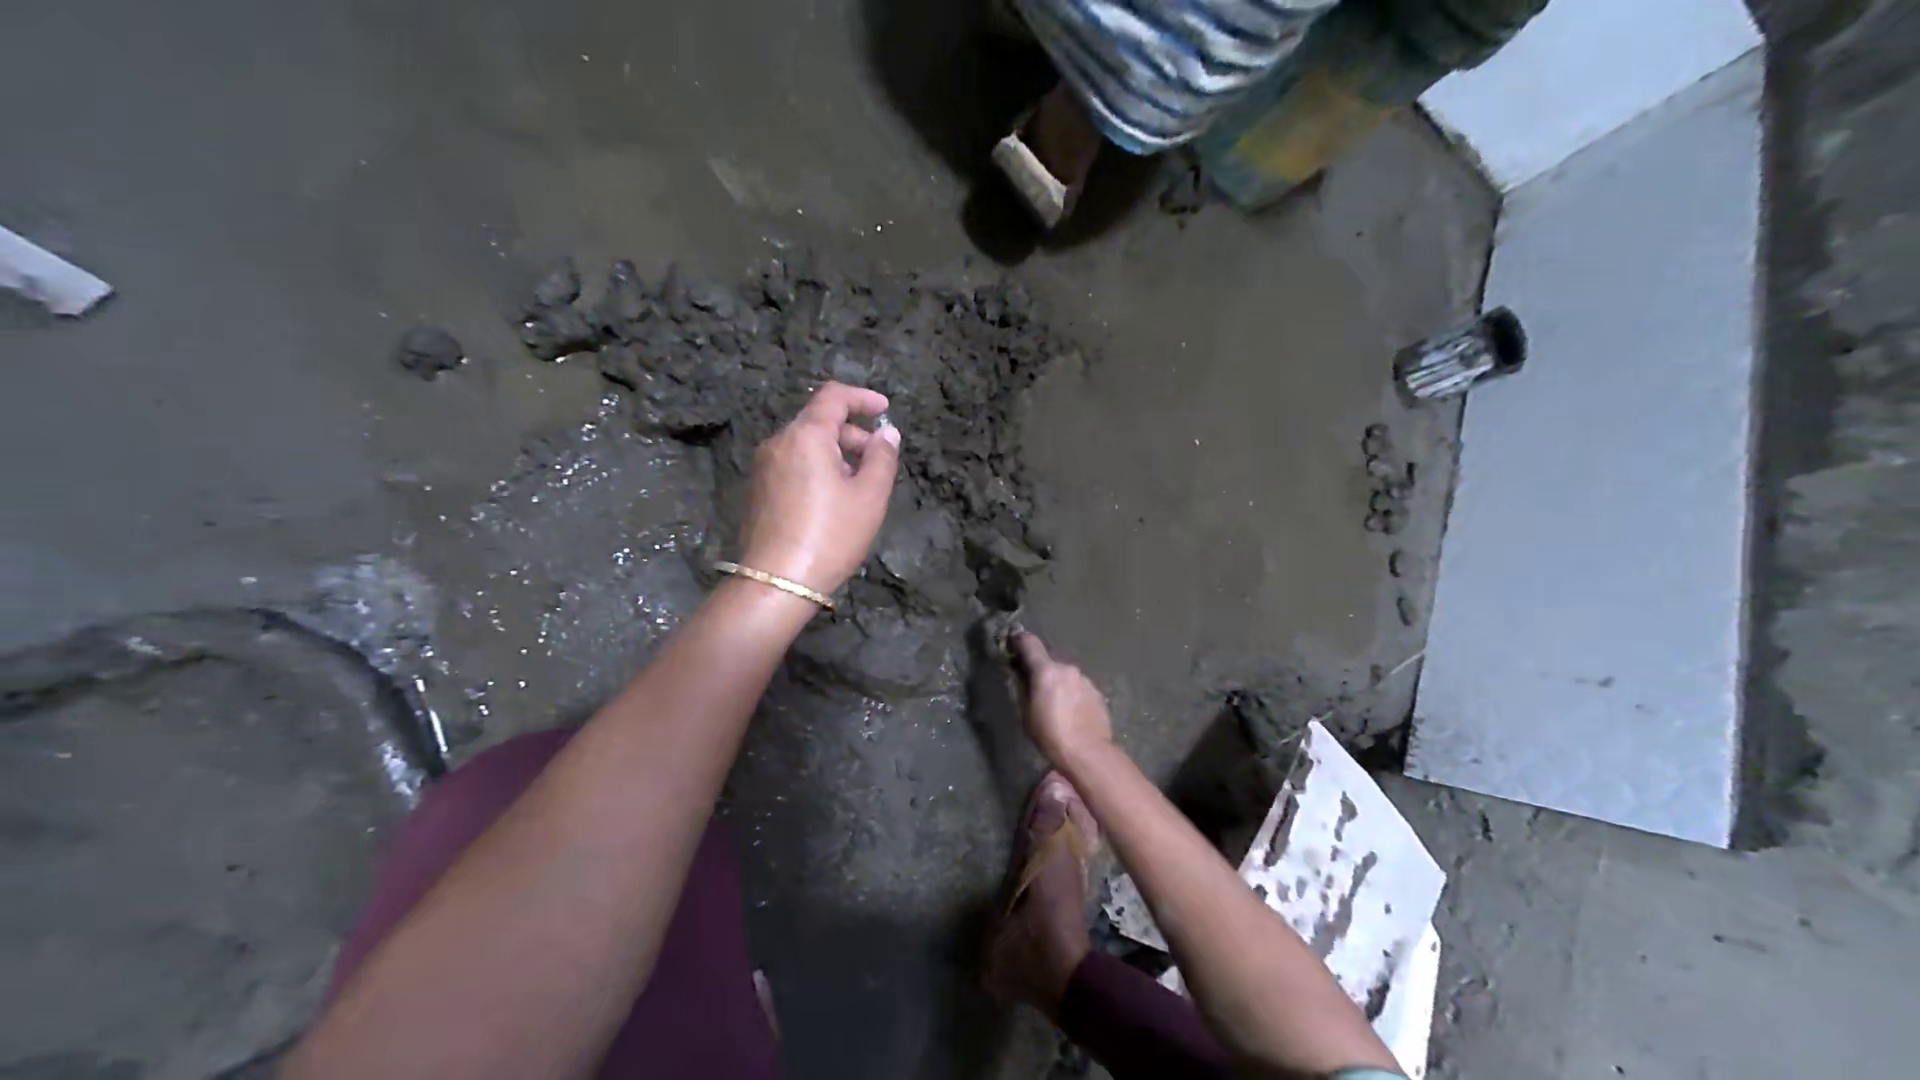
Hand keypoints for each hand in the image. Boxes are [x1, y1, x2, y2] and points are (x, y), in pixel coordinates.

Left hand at [739, 382, 901, 595]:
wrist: (777, 582)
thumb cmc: (831, 535)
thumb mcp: (870, 496)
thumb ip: (882, 457)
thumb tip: (887, 434)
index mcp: (805, 435)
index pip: (833, 396)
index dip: (862, 398)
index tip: (885, 410)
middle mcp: (778, 442)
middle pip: (819, 421)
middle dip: (853, 433)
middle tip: (879, 461)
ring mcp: (764, 466)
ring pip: (806, 444)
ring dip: (837, 453)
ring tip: (859, 485)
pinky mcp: (759, 489)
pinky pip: (793, 463)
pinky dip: (818, 467)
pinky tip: (833, 499)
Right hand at [1012, 632, 1113, 767]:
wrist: (1088, 752)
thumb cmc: (1049, 734)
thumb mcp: (1025, 712)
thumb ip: (1019, 686)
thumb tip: (1016, 670)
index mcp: (1046, 670)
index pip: (1030, 642)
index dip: (1018, 640)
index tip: (1012, 643)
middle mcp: (1067, 668)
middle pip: (1048, 661)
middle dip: (1040, 669)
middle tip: (1033, 687)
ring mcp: (1085, 679)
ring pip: (1065, 674)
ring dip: (1057, 682)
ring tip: (1054, 704)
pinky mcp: (1097, 692)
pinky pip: (1078, 686)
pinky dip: (1071, 692)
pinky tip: (1070, 712)